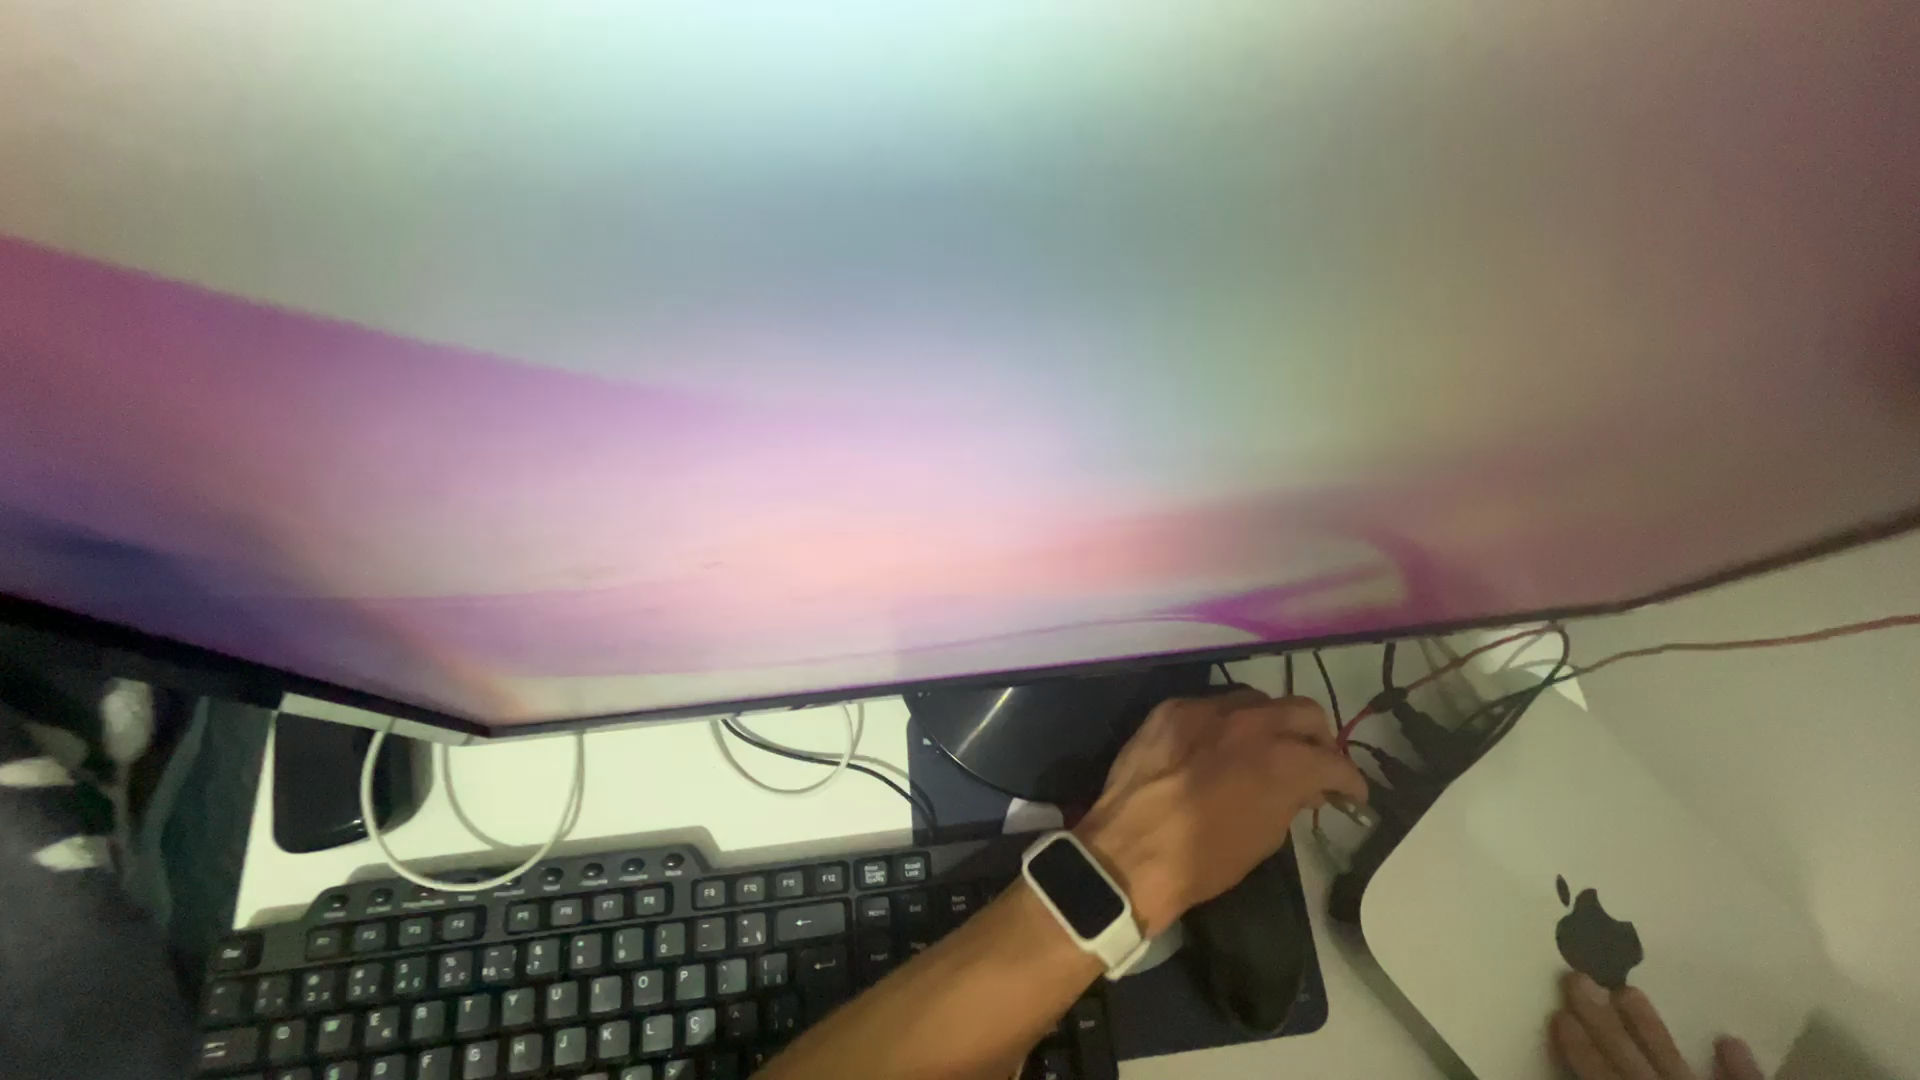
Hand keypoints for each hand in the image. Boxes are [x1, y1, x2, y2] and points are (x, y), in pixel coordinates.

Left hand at [1071, 690, 1367, 937]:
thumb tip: (1305, 786)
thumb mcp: (1265, 836)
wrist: (1130, 849)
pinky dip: (1224, 722)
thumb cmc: (1204, 857)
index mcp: (1284, 760)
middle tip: (1313, 762)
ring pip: (1256, 700)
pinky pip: (1210, 704)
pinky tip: (1217, 744)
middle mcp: (1250, 722)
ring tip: (1265, 747)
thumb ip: (1291, 800)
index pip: (1334, 760)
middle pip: (1302, 710)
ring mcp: (1206, 709)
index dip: (1348, 780)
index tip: (1349, 794)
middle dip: (1317, 737)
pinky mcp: (1171, 708)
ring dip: (1269, 722)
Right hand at [1551, 972, 1761, 1079]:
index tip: (1559, 1012)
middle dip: (1602, 1019)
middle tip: (1578, 977)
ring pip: (1675, 1064)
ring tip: (1630, 991)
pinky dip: (1740, 1068)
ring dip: (1651, 1029)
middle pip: (1629, 1058)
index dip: (1580, 1046)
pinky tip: (1729, 1040)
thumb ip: (1603, 1076)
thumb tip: (1570, 1060)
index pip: (1600, 1073)